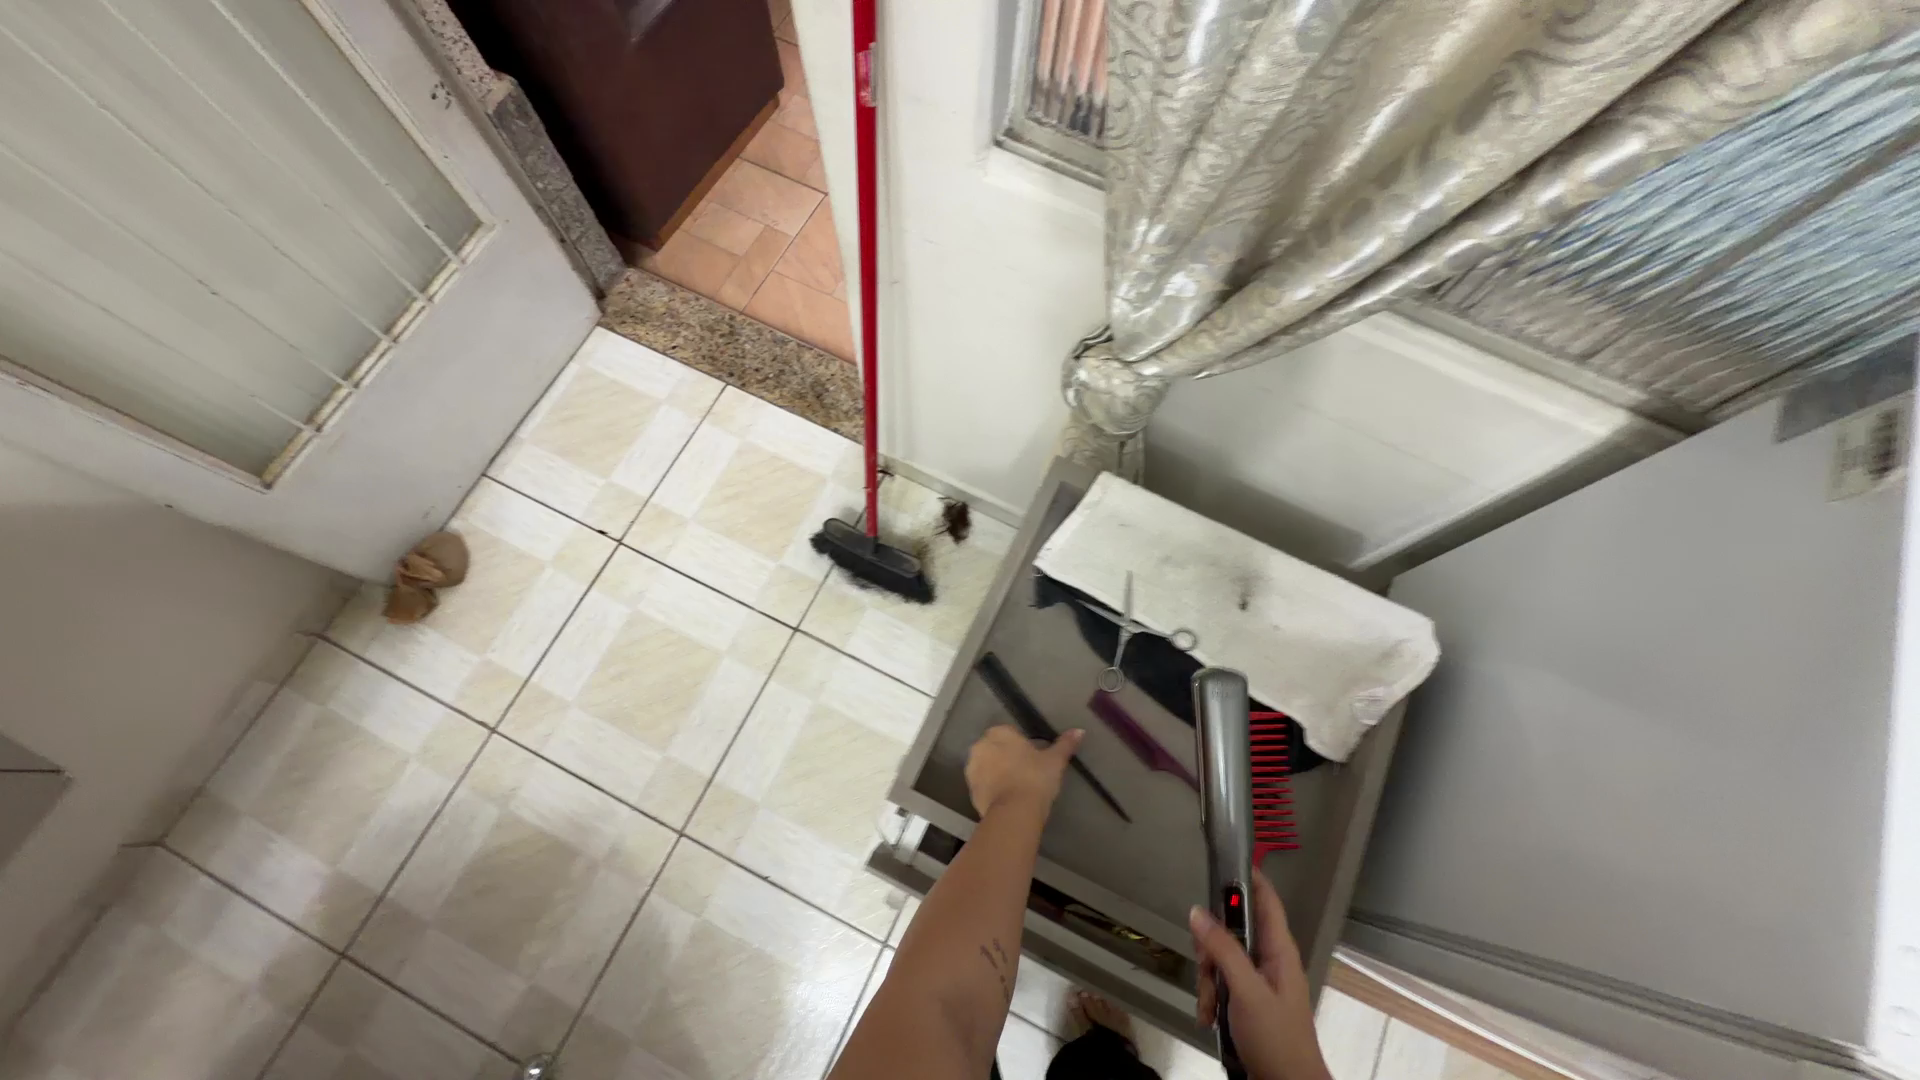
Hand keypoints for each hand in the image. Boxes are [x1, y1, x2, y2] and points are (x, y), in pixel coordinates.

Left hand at [964, 725, 1083, 816]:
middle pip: (994, 748)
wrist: (1015, 812)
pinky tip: (1006, 799)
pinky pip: (982, 785)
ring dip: (996, 773)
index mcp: (998, 733)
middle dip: (1005, 757)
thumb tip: (1080, 730)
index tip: (1032, 759)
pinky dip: (991, 789)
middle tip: (1025, 773)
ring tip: (1016, 787)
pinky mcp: (970, 790)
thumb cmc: (1035, 778)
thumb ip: (1065, 744)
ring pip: (986, 766)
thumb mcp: (1055, 761)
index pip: (1009, 733)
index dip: (1021, 745)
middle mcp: (980, 746)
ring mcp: (972, 769)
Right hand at [1190, 874, 1331, 1079]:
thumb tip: (1197, 910)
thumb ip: (1222, 949)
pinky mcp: (1247, 1001)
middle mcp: (1269, 960)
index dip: (1249, 877)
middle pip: (1232, 930)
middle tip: (1205, 965)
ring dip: (1207, 979)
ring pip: (1221, 959)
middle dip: (1210, 947)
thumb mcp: (1245, 991)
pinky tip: (1208, 1017)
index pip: (1266, 900)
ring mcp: (1258, 981)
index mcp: (1279, 950)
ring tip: (1208, 1005)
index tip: (1222, 861)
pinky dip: (1209, 997)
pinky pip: (1220, 984)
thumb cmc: (1276, 1038)